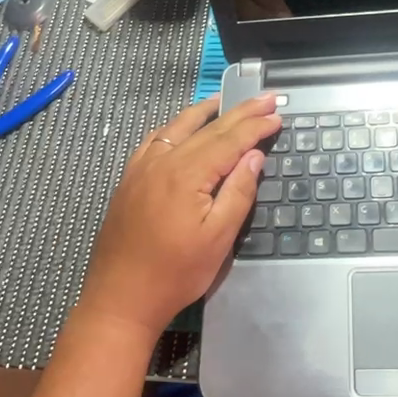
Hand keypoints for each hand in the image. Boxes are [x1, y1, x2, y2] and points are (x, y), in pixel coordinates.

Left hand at [75, 94, 281, 334]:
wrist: (120, 299)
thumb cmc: (175, 273)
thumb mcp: (217, 239)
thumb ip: (238, 192)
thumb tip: (254, 156)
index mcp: (187, 173)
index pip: (230, 140)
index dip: (256, 126)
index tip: (277, 113)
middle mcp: (163, 161)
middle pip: (208, 128)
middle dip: (239, 112)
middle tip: (265, 98)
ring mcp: (142, 168)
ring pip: (178, 128)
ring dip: (206, 112)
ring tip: (227, 101)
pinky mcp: (129, 179)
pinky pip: (155, 140)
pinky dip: (175, 127)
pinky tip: (182, 127)